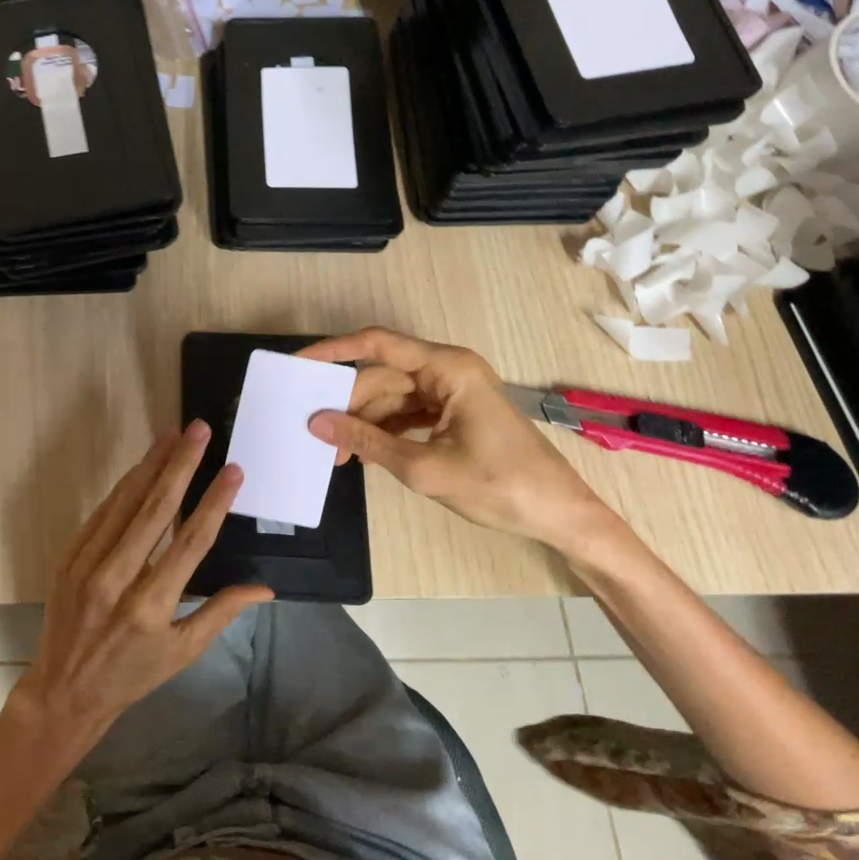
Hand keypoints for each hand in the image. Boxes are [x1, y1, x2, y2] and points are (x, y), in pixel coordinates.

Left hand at [15, 421, 274, 740]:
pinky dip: (122, 488)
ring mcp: (87, 565)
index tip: (233, 471)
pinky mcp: (68, 557)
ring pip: (124, 503)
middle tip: (198, 429)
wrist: (65, 688)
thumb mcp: (183, 653)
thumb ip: (221, 613)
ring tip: (172, 435)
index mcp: (152, 606)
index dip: (214, 503)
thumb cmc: (133, 674)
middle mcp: (117, 579)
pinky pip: (100, 514)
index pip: (191, 542)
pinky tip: (141, 466)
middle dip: (179, 465)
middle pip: (155, 509)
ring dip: (150, 465)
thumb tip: (265, 588)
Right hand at [298, 327, 619, 553]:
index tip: (298, 365)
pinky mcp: (454, 415)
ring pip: (390, 397)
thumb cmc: (499, 485)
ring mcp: (452, 393)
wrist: (560, 515)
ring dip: (362, 422)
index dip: (334, 350)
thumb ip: (365, 440)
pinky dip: (383, 431)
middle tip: (313, 430)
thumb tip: (315, 423)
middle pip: (380, 376)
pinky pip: (406, 413)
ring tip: (336, 453)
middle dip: (346, 402)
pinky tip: (362, 453)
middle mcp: (448, 371)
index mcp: (448, 369)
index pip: (378, 344)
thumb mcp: (423, 466)